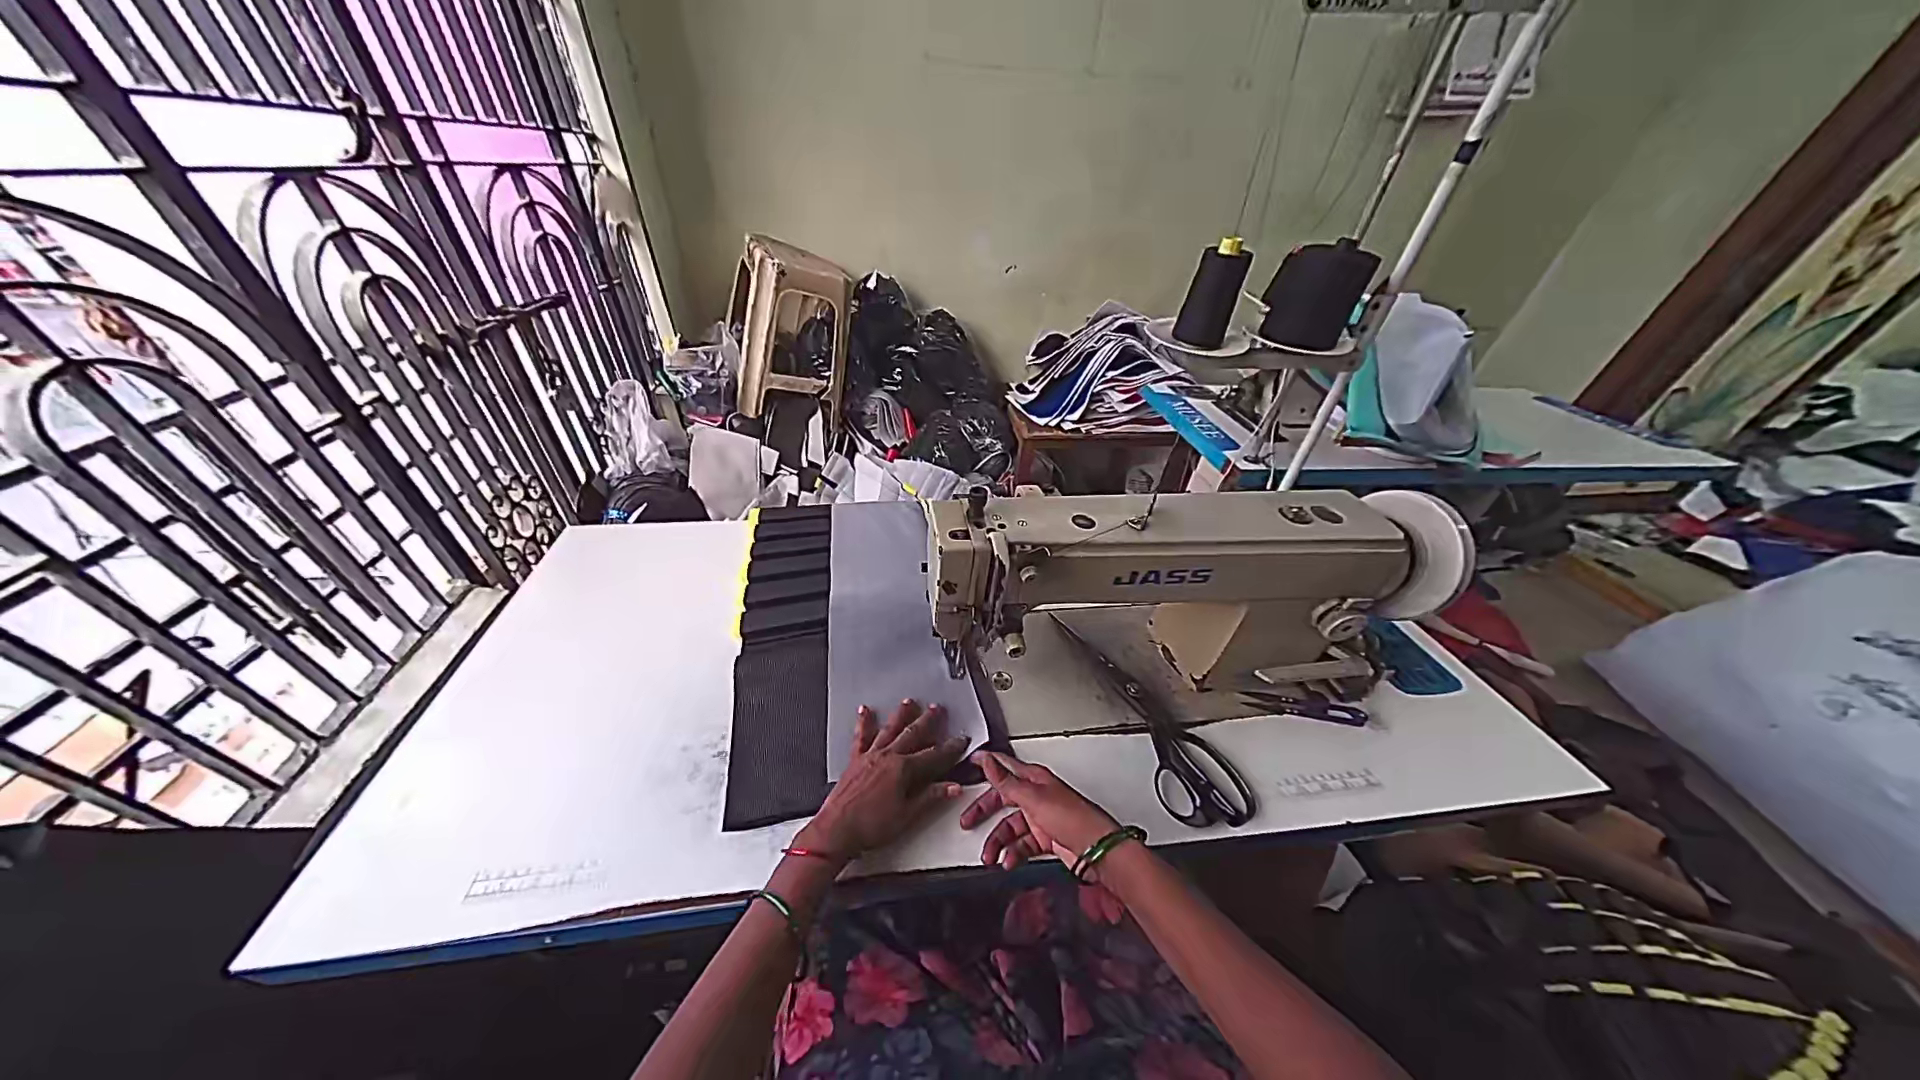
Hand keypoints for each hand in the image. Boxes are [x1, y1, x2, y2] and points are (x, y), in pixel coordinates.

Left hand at [795, 700, 970, 861]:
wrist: (836, 830)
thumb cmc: (869, 826)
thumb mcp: (907, 815)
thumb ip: (931, 797)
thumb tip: (951, 788)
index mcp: (903, 770)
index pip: (934, 755)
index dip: (950, 748)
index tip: (959, 741)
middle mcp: (887, 757)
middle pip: (913, 734)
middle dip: (928, 721)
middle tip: (937, 710)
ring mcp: (870, 756)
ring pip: (889, 729)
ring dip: (901, 715)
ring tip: (909, 703)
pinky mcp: (855, 761)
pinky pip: (860, 736)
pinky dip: (863, 723)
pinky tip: (864, 712)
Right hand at [960, 751, 1121, 876]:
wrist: (1096, 850)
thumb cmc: (1073, 818)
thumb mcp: (1033, 797)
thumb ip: (1007, 781)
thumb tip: (988, 760)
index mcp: (1034, 779)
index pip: (1005, 766)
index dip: (988, 763)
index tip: (973, 760)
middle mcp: (1037, 795)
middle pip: (1003, 799)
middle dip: (984, 810)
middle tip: (968, 821)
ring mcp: (1042, 817)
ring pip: (1011, 826)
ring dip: (998, 841)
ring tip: (990, 855)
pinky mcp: (1047, 838)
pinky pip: (1023, 844)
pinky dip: (1014, 853)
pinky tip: (1009, 861)